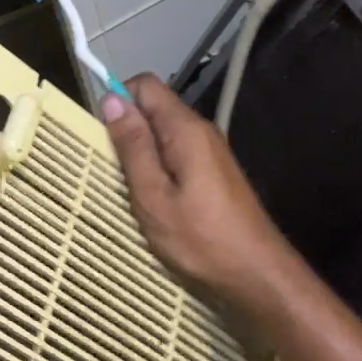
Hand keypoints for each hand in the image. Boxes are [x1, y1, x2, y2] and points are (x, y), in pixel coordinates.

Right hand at [102, 74, 298, 314]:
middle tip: (112, 169)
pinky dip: (157, 166)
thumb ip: (133, 146)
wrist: (258, 275)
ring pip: (162, 132)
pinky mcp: (213, 171)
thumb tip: (111, 99)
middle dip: (126, 129)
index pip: (145, 85)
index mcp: (184, 129)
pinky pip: (175, 152)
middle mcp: (200, 131)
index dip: (118, 99)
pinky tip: (153, 198)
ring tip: (129, 187)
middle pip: (153, 107)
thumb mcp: (153, 195)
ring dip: (140, 152)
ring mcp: (209, 151)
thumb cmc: (201, 238)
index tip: (103, 134)